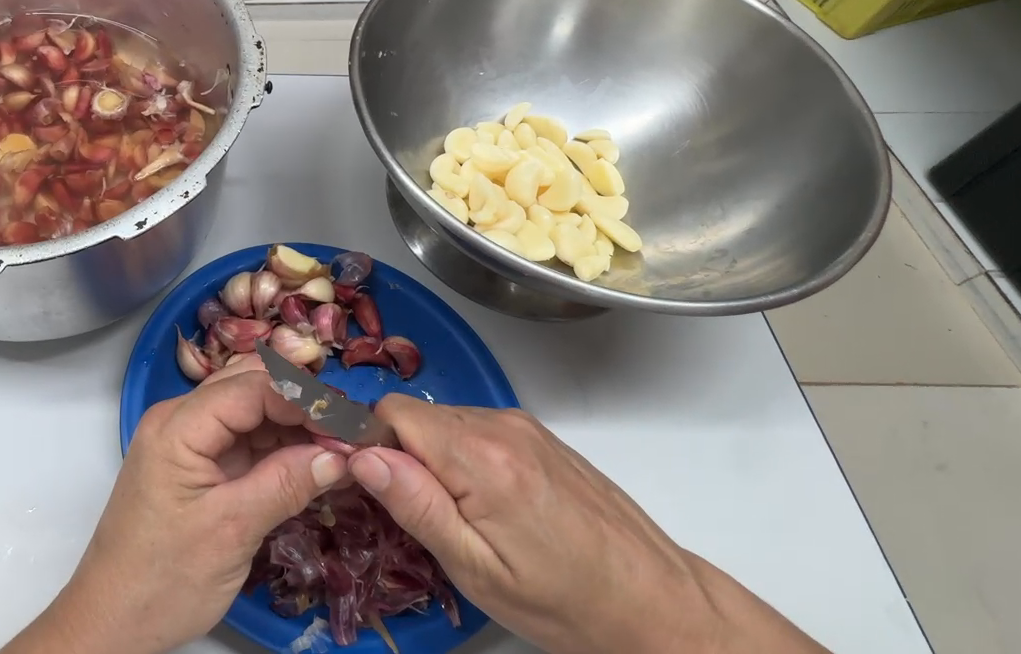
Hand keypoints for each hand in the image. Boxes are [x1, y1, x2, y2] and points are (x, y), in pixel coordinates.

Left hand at [1, 357, 346, 653]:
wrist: (113, 619)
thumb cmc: (164, 578)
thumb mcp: (231, 530)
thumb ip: (285, 484)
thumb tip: (340, 454)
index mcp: (178, 425)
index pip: (250, 387)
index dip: (302, 398)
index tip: (350, 420)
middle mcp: (180, 421)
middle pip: (249, 390)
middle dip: (301, 405)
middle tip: (352, 430)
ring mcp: (188, 443)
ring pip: (250, 414)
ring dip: (294, 426)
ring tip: (343, 446)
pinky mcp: (197, 467)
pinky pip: (244, 442)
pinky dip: (279, 449)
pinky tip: (314, 463)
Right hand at [348, 398, 827, 653]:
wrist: (659, 607)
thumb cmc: (564, 603)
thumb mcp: (476, 569)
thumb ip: (415, 504)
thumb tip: (361, 455)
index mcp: (478, 456)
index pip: (391, 413)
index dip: (371, 444)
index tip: (376, 488)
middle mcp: (500, 424)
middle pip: (415, 416)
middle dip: (402, 455)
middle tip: (420, 514)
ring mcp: (522, 425)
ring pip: (443, 421)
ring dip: (433, 457)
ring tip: (460, 515)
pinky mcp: (538, 434)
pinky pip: (475, 428)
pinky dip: (463, 456)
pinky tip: (489, 504)